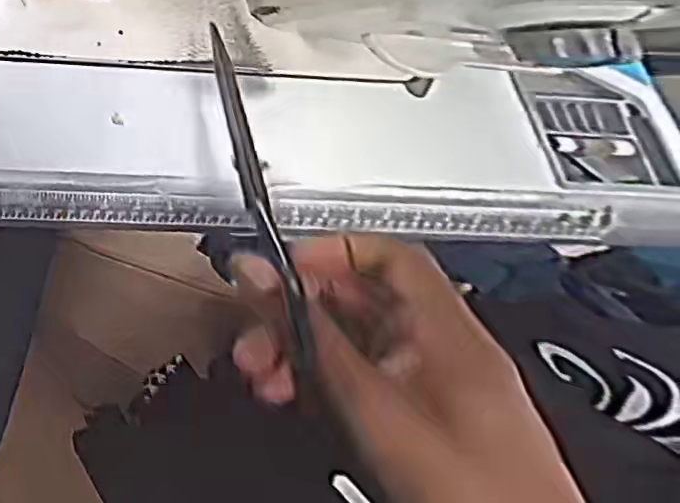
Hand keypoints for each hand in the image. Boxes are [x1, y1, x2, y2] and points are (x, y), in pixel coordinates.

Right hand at [232, 236, 583, 502]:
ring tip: (264, 369)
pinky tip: (288, 389)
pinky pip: (349, 368)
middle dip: (289, 310)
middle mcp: (441, 351)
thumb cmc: (473, 491)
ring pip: (341, 335)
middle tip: (258, 328)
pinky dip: (310, 373)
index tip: (283, 267)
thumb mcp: (366, 398)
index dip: (330, 250)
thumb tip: (256, 271)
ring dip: (291, 346)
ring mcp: (430, 381)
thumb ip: (305, 329)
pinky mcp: (415, 409)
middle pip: (349, 297)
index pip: (389, 256)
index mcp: (448, 336)